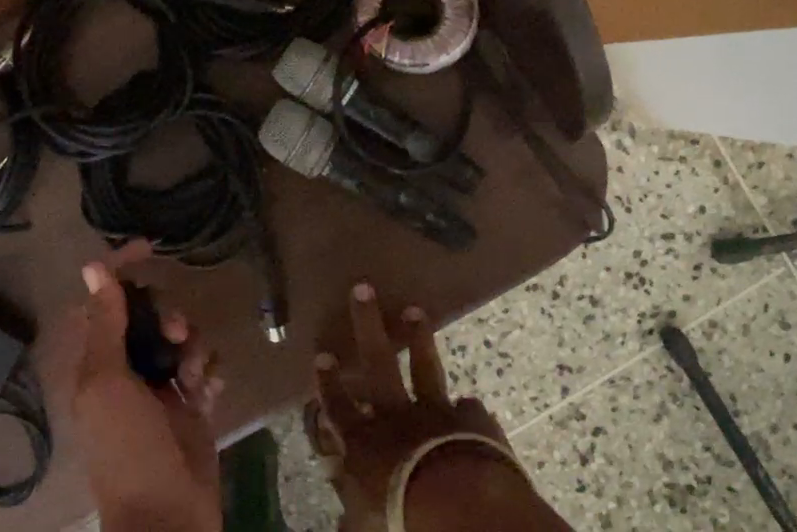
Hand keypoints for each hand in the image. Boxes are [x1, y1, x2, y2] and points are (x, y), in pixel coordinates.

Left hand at [51, 241, 221, 531]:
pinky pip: (204, 369)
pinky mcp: (192, 406)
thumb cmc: (126, 448)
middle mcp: (125, 370)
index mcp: (95, 363)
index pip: (103, 300)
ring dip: (191, 346)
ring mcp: (160, 388)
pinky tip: (208, 390)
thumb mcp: (107, 383)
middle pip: (147, 314)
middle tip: (176, 332)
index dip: (120, 271)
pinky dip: (208, 373)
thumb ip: (104, 324)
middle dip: (166, 314)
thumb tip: (92, 266)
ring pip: (180, 338)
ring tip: (193, 373)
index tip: (147, 247)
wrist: (167, 518)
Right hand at [313, 282, 568, 531]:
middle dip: (368, 323)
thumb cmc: (402, 512)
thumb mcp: (367, 519)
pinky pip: (471, 410)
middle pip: (378, 362)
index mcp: (366, 440)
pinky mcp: (473, 423)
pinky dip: (469, 409)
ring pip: (426, 370)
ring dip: (420, 339)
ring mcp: (437, 415)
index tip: (322, 356)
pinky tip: (472, 403)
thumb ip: (353, 509)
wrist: (460, 506)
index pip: (339, 407)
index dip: (329, 383)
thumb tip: (341, 517)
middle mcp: (397, 417)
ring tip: (417, 311)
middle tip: (364, 288)